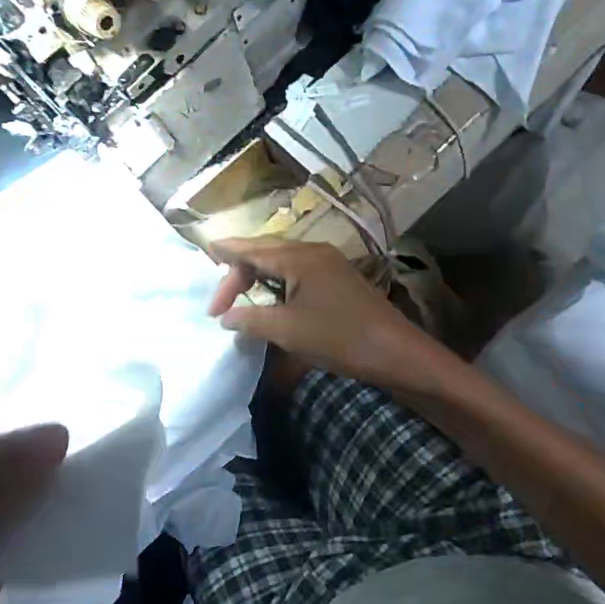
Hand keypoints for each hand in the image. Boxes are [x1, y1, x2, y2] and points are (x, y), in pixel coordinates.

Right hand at [207, 237, 448, 389]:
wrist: (398, 352)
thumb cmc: (339, 338)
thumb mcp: (287, 331)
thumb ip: (251, 319)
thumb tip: (226, 317)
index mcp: (298, 257)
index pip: (250, 252)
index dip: (225, 261)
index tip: (206, 274)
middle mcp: (312, 251)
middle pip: (265, 251)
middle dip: (238, 270)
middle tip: (219, 299)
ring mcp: (329, 263)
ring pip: (281, 260)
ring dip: (257, 275)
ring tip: (239, 294)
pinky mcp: (338, 279)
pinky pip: (297, 270)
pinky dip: (276, 281)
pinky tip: (272, 298)